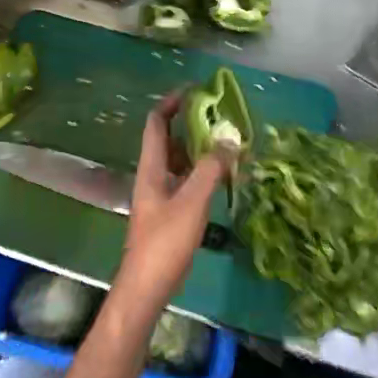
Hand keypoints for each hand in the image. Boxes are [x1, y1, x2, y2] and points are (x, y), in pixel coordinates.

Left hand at [115, 92, 233, 309]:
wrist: (146, 287)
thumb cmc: (164, 242)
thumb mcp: (191, 202)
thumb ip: (211, 170)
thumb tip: (230, 140)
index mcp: (151, 168)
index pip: (157, 123)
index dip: (172, 103)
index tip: (195, 91)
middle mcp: (154, 176)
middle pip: (170, 140)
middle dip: (194, 126)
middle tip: (223, 118)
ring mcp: (161, 196)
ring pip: (181, 163)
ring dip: (202, 151)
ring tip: (229, 144)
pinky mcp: (170, 214)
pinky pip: (188, 183)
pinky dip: (204, 175)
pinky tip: (225, 178)